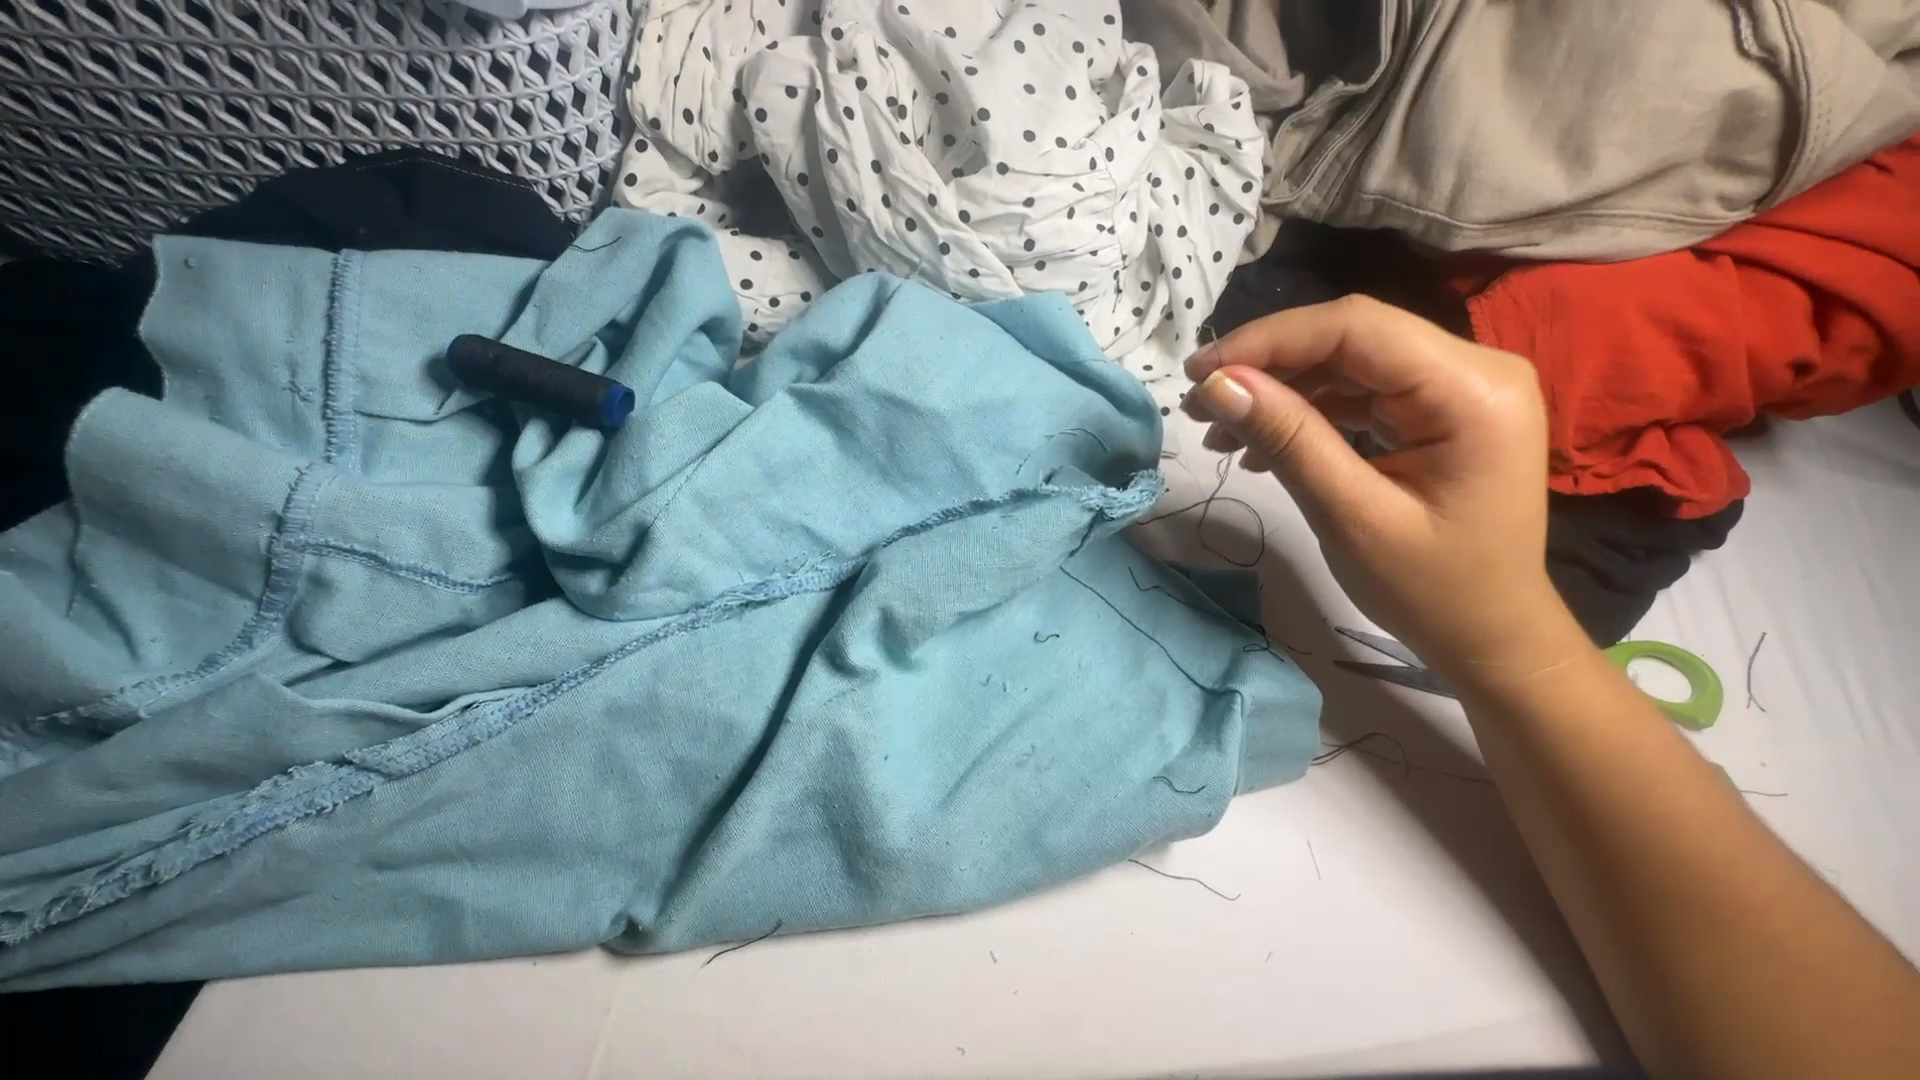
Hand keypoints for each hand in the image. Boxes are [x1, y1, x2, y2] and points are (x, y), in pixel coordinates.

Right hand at [1184, 295, 1578, 678]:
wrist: (1490, 637)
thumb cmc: (1431, 590)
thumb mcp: (1351, 517)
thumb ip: (1289, 441)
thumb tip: (1217, 386)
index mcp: (1472, 390)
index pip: (1356, 329)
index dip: (1269, 340)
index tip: (1199, 374)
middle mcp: (1475, 370)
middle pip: (1352, 338)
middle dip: (1269, 365)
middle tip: (1200, 403)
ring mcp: (1459, 388)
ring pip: (1350, 362)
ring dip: (1281, 390)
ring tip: (1221, 430)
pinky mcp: (1440, 411)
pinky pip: (1361, 392)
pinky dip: (1307, 412)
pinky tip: (1262, 445)